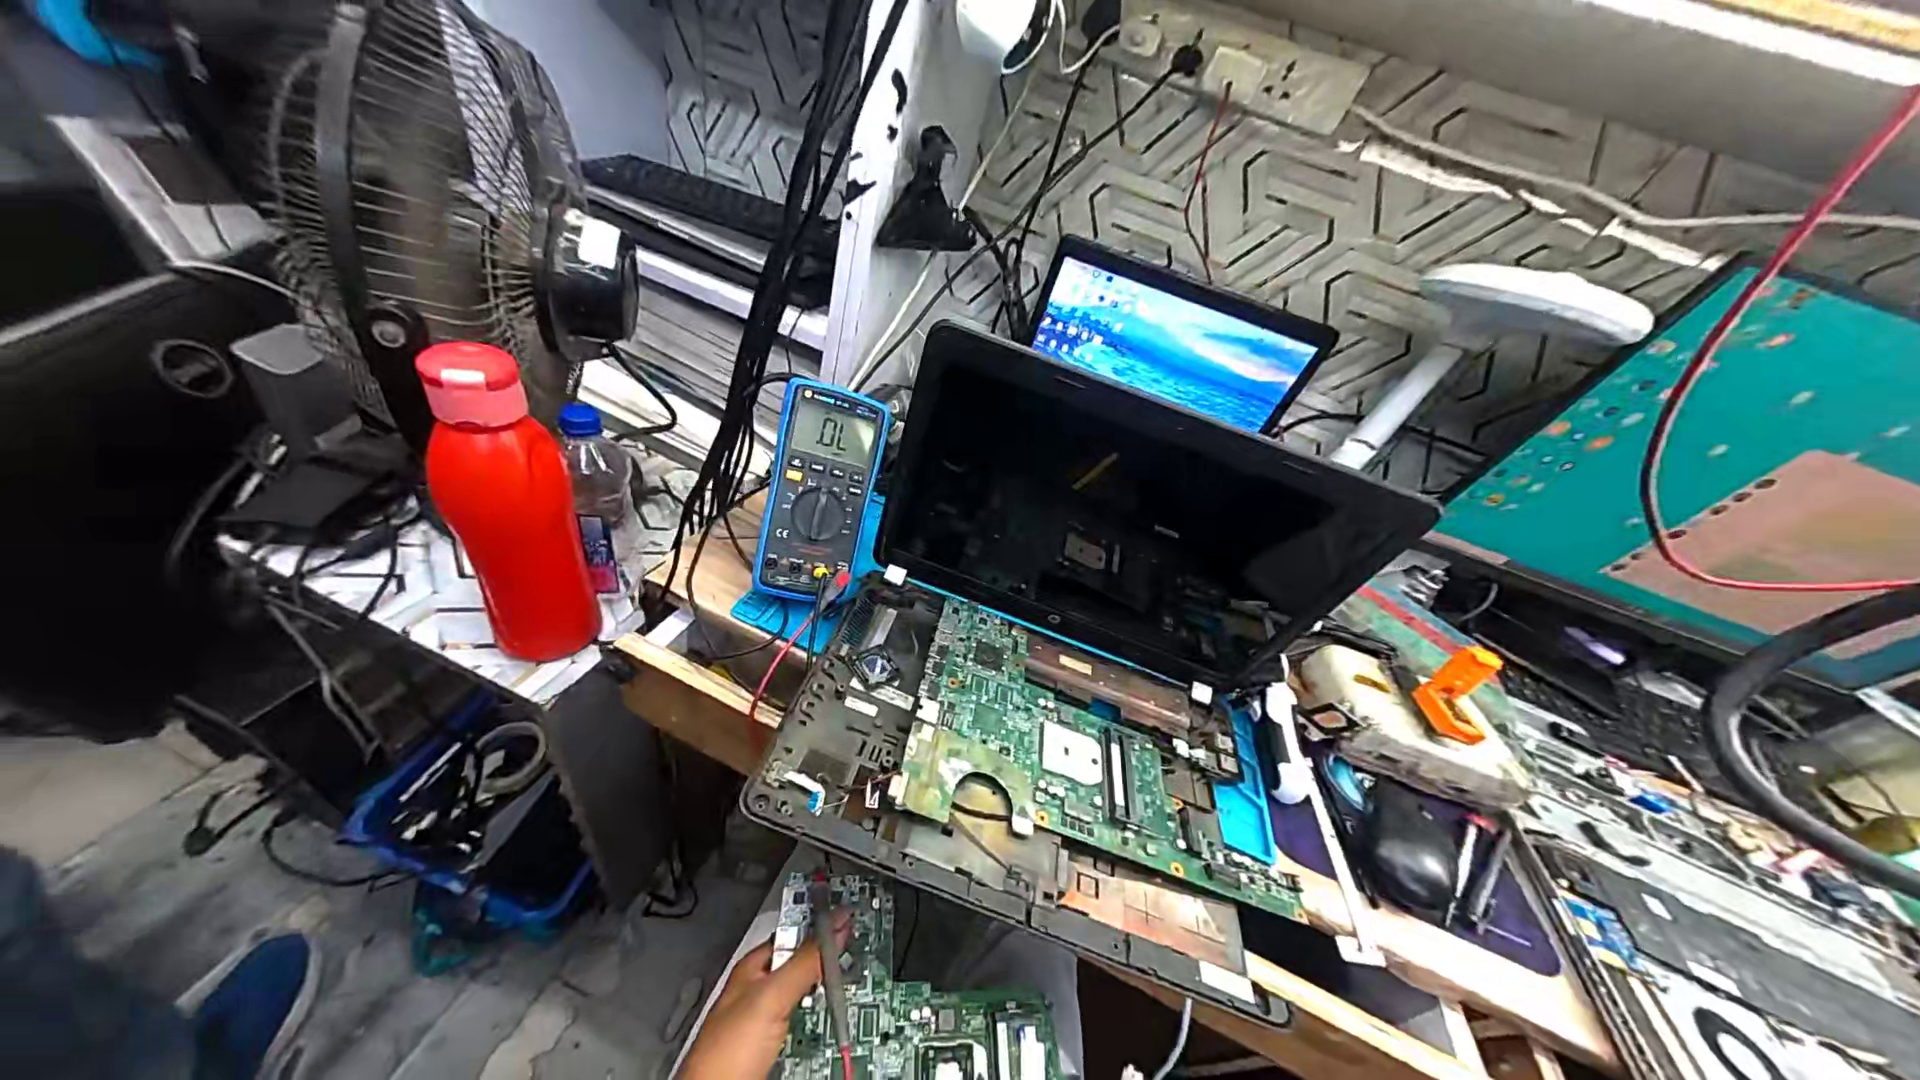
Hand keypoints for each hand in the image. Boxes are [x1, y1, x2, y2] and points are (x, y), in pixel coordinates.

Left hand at [680, 909, 851, 1079]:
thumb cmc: (723, 1056)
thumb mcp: (770, 998)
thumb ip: (803, 962)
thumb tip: (833, 930)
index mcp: (754, 969)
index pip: (795, 933)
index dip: (820, 926)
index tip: (849, 922)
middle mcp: (761, 992)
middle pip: (804, 966)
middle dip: (828, 963)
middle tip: (854, 959)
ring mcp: (768, 1022)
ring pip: (807, 998)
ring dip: (828, 995)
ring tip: (848, 990)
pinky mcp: (774, 1049)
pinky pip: (806, 1027)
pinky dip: (822, 1024)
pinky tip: (832, 1027)